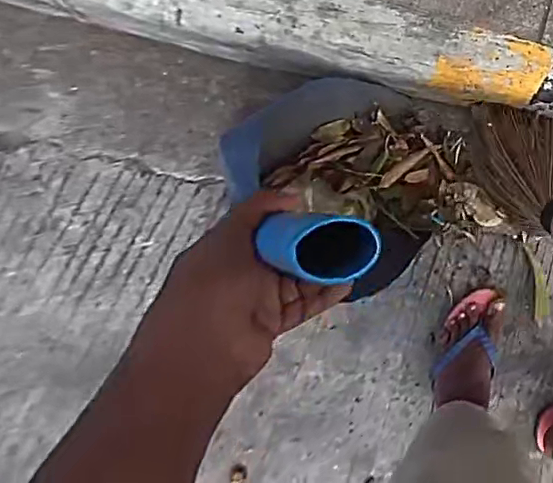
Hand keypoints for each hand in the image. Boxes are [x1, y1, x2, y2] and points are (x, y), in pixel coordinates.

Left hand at [129, 191, 351, 388]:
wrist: (199, 356)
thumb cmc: (210, 288)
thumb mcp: (228, 237)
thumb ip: (258, 209)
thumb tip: (293, 196)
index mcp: (226, 248)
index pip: (262, 225)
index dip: (288, 216)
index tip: (315, 207)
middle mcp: (241, 271)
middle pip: (284, 249)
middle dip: (313, 240)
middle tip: (343, 230)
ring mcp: (257, 298)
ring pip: (297, 276)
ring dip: (324, 267)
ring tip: (353, 255)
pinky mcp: (272, 323)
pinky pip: (303, 303)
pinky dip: (324, 294)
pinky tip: (346, 283)